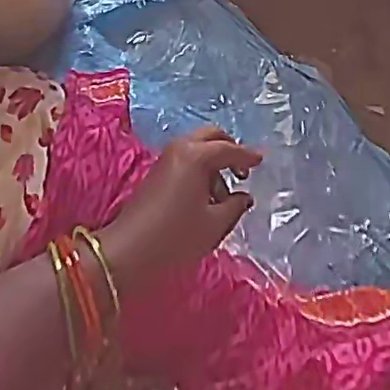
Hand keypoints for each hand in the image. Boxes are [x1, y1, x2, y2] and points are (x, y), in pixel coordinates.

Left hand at [99, 127, 261, 290]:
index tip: (261, 160)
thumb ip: (235, 206)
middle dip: (229, 149)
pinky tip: (205, 198)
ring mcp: (166, 159)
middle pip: (211, 137)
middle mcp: (181, 149)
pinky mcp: (157, 172)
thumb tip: (243, 197)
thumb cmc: (176, 236)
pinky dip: (200, 169)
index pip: (229, 149)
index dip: (247, 156)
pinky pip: (186, 159)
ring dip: (214, 162)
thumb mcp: (214, 224)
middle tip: (242, 170)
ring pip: (197, 148)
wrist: (129, 252)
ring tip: (223, 196)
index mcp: (197, 156)